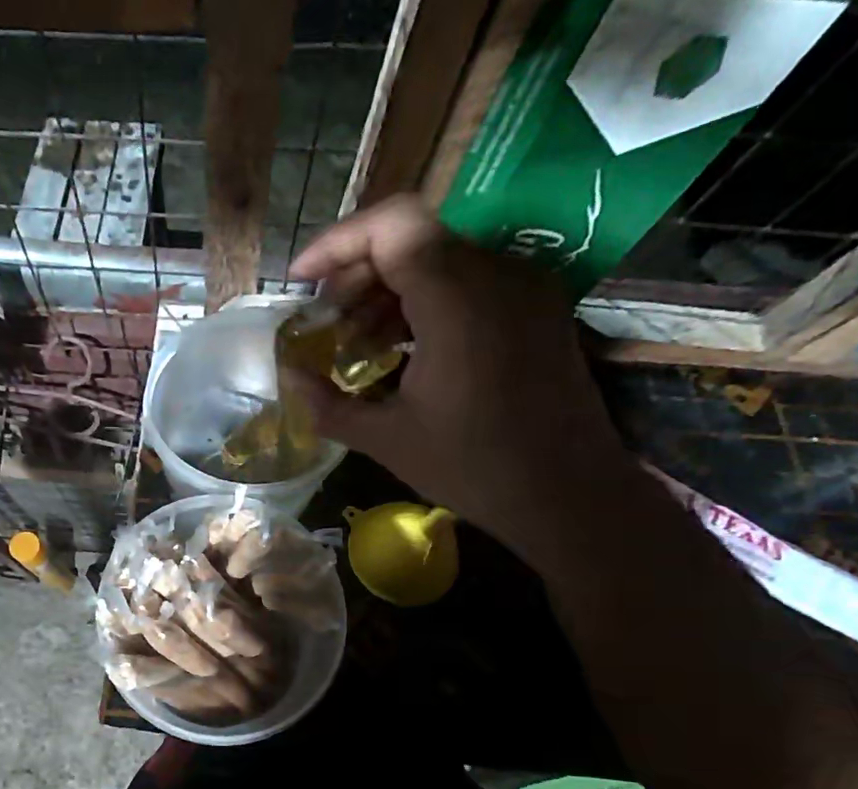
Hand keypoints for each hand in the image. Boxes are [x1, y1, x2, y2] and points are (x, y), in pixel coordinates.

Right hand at [286, 196, 634, 547]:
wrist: (571, 494)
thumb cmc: (475, 469)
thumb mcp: (387, 441)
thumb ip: (328, 404)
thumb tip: (287, 379)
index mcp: (458, 301)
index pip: (391, 225)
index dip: (337, 243)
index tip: (301, 282)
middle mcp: (497, 276)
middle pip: (412, 237)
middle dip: (356, 271)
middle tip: (324, 320)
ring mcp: (524, 288)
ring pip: (440, 257)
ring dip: (388, 289)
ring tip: (356, 340)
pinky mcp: (537, 307)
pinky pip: (469, 281)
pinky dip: (425, 300)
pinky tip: (401, 347)